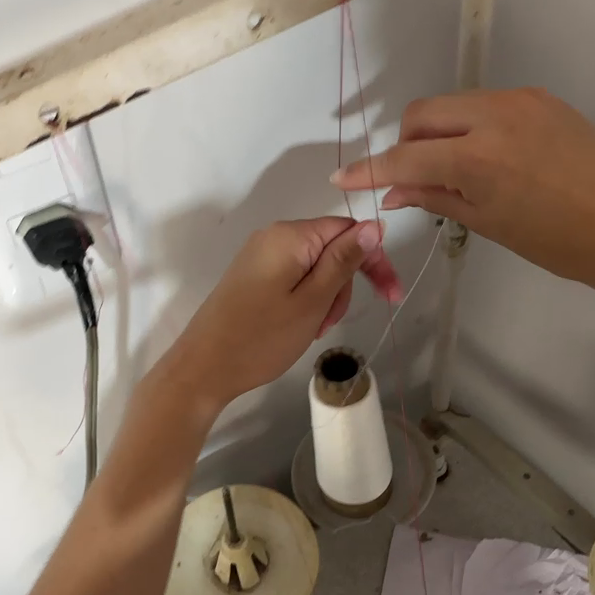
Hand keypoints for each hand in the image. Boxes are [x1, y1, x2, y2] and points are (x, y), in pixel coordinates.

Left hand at [157, 217, 401, 411]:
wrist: (204, 368)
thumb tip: (374, 225)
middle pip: (331, 248)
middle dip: (342, 285)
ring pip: (314, 268)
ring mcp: (259, 257)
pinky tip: (298, 327)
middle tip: (329, 323)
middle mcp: (273, 236)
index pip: (348, 229)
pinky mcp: (251, 277)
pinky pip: (293, 280)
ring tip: (312, 330)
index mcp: (290, 235)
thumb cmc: (262, 338)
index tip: (390, 297)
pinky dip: (305, 301)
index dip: (373, 259)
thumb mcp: (313, 301)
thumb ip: (344, 261)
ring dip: (324, 298)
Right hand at [332, 88, 594, 293]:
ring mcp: (522, 101)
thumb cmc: (558, 241)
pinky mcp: (542, 99)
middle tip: (412, 179)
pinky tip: (486, 159)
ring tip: (454, 172)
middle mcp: (495, 116)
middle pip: (423, 114)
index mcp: (478, 158)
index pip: (405, 157)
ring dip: (439, 133)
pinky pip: (487, 106)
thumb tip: (392, 192)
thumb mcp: (487, 222)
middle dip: (405, 144)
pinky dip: (470, 128)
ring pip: (454, 106)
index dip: (370, 170)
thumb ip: (434, 198)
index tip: (343, 178)